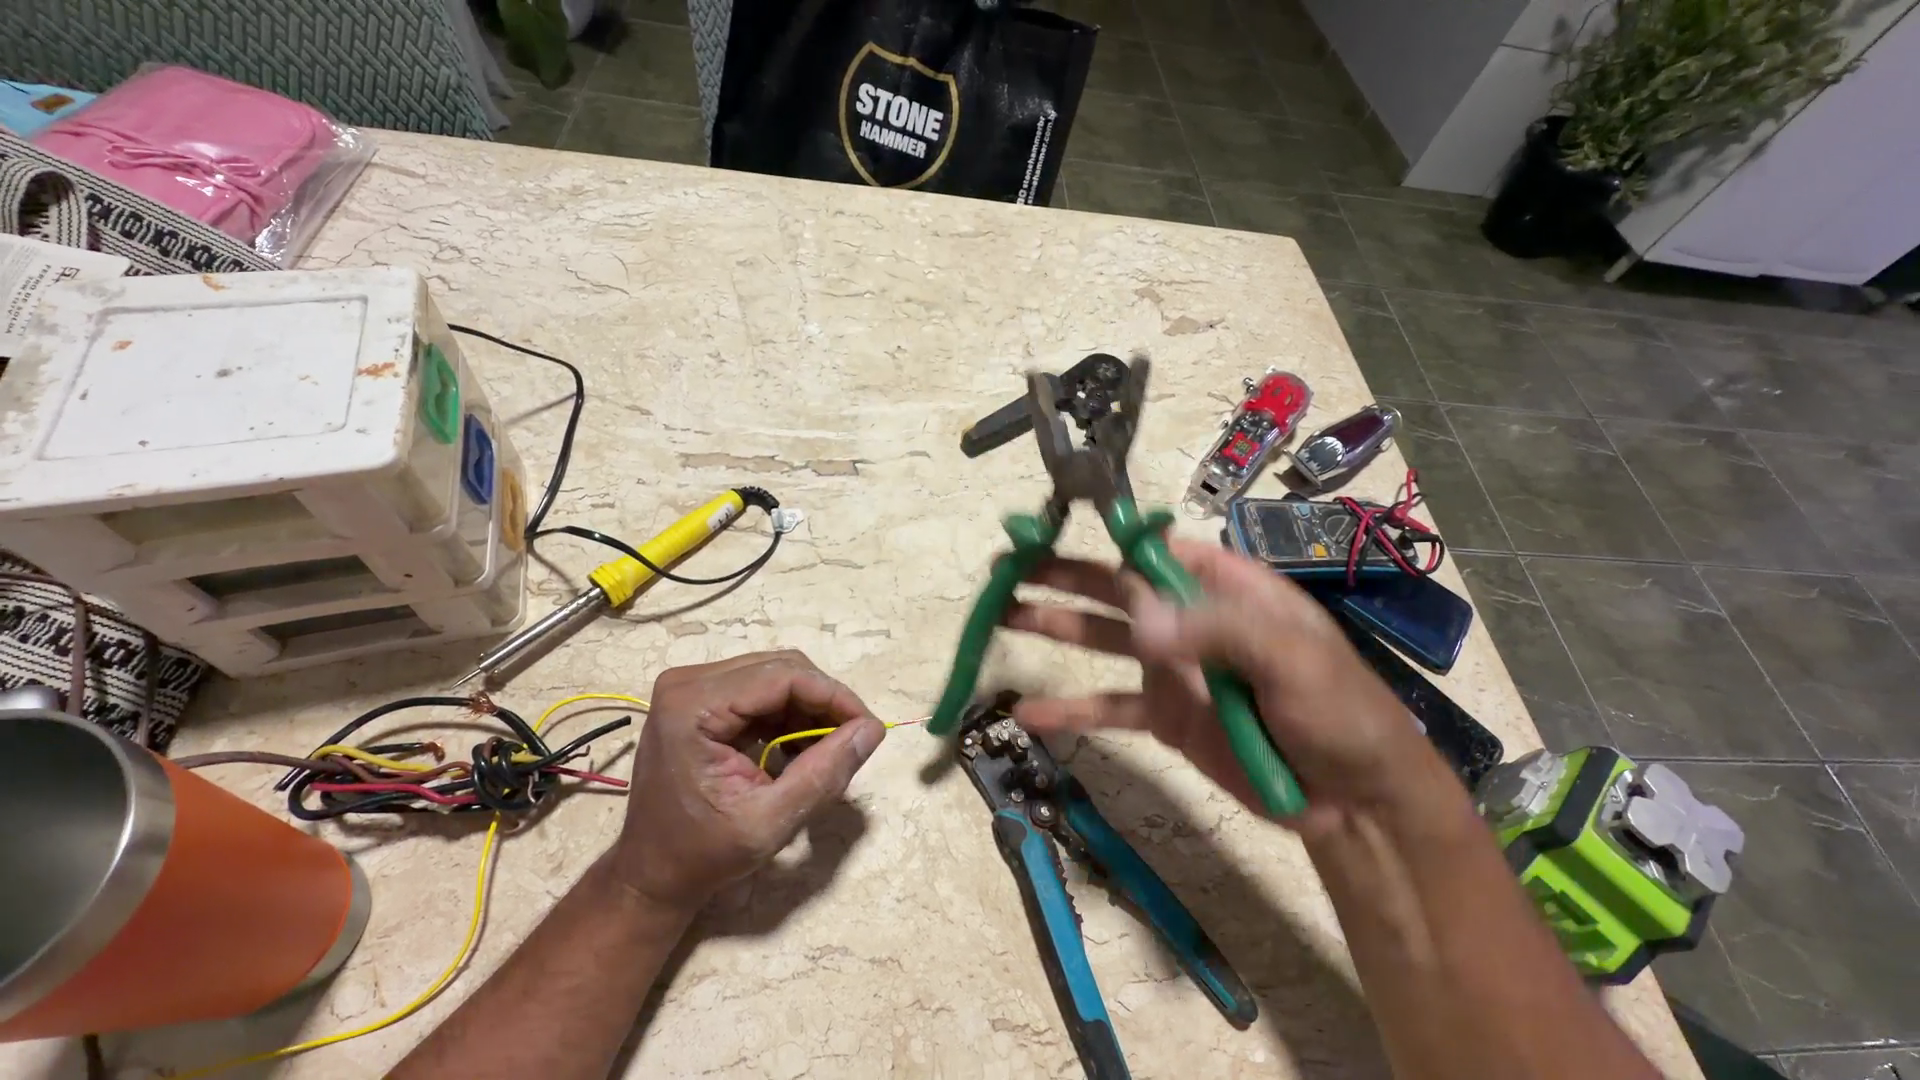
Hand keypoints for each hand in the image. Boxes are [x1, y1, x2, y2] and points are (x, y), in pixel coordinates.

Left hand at [608, 650, 886, 910]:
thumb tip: (873, 730)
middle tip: (853, 742)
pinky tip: (801, 750)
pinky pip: (761, 692)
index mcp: (694, 704)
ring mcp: (692, 688)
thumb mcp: (770, 822)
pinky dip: (789, 716)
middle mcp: (689, 682)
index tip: (869, 730)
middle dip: (824, 702)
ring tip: (827, 751)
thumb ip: (824, 773)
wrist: (650, 875)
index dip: (834, 697)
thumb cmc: (703, 854)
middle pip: (781, 669)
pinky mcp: (700, 700)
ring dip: (810, 709)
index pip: (784, 675)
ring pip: (776, 676)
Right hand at [1005, 540, 1440, 834]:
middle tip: (1008, 569)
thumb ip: (1217, 630)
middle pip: (1117, 589)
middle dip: (1064, 577)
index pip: (1157, 551)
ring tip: (1003, 616)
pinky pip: (1109, 708)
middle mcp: (1192, 619)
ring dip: (1055, 626)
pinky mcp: (1166, 718)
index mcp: (1226, 588)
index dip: (1106, 538)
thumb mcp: (1292, 658)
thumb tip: (1136, 618)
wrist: (1354, 799)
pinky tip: (1028, 710)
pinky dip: (1070, 708)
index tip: (1054, 530)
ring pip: (1103, 641)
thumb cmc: (1338, 711)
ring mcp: (1175, 670)